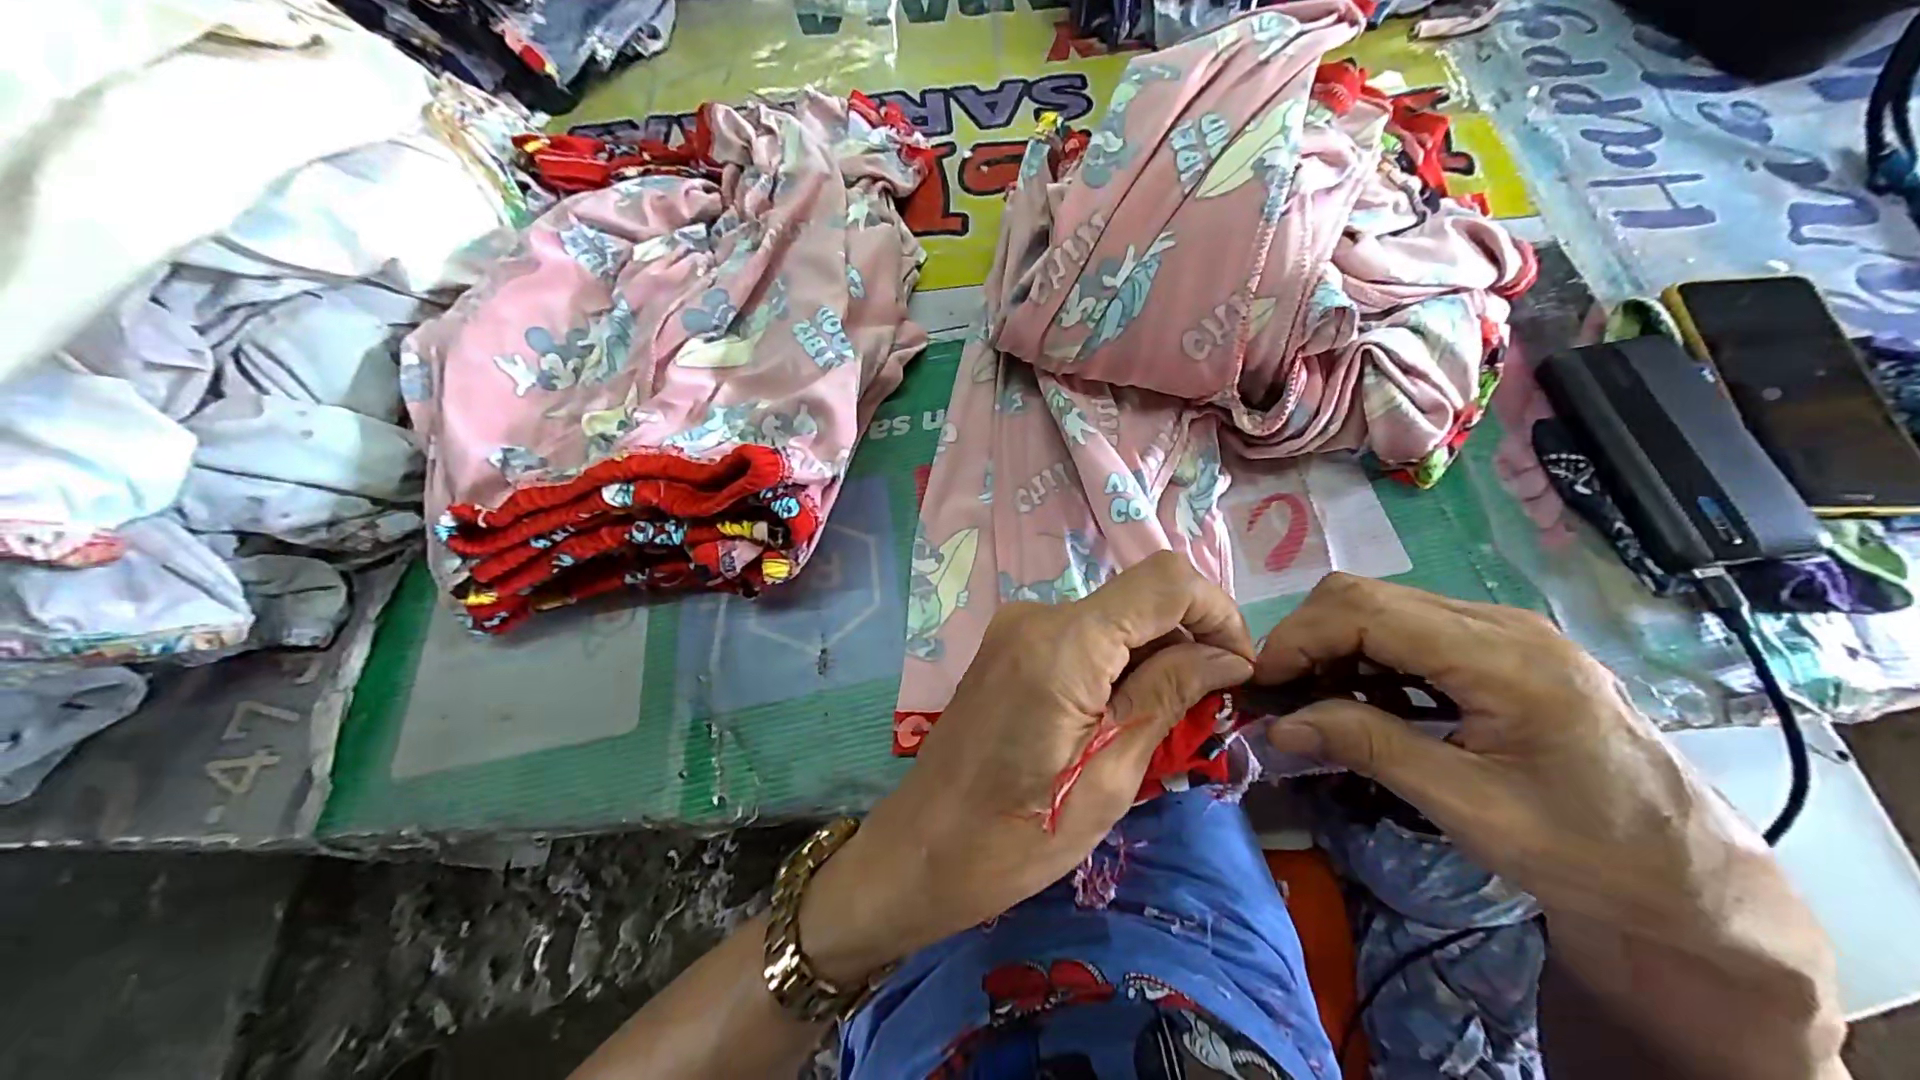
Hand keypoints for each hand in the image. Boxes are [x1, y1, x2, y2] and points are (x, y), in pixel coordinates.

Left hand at [799, 552, 1254, 982]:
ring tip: (1162, 722)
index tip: (1239, 670)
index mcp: (1064, 643)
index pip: (1167, 580)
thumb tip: (1226, 657)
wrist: (921, 850)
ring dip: (1152, 655)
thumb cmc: (1016, 836)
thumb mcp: (1108, 776)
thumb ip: (1166, 698)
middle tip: (1206, 709)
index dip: (1217, 613)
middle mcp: (1037, 615)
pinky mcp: (1007, 646)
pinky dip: (1115, 661)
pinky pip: (1081, 634)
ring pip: (1113, 616)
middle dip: (1187, 640)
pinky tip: (1117, 714)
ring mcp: (1015, 627)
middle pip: (1139, 596)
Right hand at [1256, 575, 1846, 1077]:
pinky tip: (1360, 700)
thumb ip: (1368, 747)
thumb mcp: (1467, 806)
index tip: (1260, 687)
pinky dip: (1364, 657)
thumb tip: (1278, 726)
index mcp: (1502, 656)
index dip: (1297, 639)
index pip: (1364, 609)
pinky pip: (1409, 629)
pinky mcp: (1500, 650)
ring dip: (1331, 648)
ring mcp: (1503, 632)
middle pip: (1365, 595)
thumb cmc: (1586, 851)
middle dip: (1305, 640)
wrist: (1692, 882)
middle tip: (1278, 697)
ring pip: (1381, 607)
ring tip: (1311, 703)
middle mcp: (1500, 624)